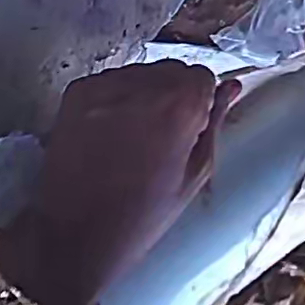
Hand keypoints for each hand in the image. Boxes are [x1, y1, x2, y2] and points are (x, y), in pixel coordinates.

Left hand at [0, 61, 239, 304]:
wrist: (73, 235)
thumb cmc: (141, 214)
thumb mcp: (194, 173)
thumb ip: (215, 123)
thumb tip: (231, 88)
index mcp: (179, 105)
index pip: (203, 75)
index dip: (201, 101)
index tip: (191, 125)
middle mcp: (143, 85)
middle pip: (172, 69)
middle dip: (174, 93)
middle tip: (164, 133)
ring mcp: (105, 86)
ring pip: (141, 72)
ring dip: (144, 93)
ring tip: (134, 135)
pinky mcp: (77, 91)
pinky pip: (110, 81)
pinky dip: (115, 98)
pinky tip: (111, 131)